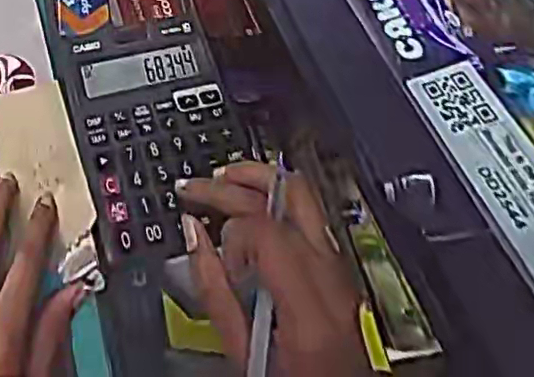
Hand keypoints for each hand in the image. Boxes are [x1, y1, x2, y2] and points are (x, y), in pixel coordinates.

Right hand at [178, 163, 370, 376]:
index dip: (231, 233)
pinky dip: (272, 200)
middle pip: (289, 194)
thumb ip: (213, 289)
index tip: (215, 252)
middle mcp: (334, 280)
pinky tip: (247, 207)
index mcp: (311, 310)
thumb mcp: (243, 353)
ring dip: (256, 181)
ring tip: (222, 183)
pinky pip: (306, 214)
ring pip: (302, 194)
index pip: (267, 231)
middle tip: (198, 187)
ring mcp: (342, 272)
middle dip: (236, 182)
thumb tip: (192, 231)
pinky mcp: (339, 271)